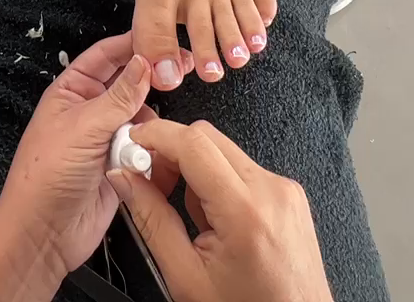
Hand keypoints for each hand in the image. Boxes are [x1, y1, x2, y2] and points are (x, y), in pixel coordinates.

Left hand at [0, 34, 154, 272]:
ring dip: (148, 122)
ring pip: (142, 116)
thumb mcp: (83, 127)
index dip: (132, 44)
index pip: (106, 55)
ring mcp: (106, 137)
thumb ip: (119, 96)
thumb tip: (142, 63)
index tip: (161, 39)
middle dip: (149, 81)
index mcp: (72, 90)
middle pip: (128, 83)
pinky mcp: (121, 164)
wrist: (44, 235)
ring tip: (145, 134)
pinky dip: (150, 149)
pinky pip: (145, 147)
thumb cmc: (44, 177)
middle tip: (176, 73)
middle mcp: (91, 110)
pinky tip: (147, 156)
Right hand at [109, 120, 333, 301]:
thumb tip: (124, 179)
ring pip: (222, 148)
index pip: (192, 143)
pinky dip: (218, 179)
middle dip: (171, 152)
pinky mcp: (290, 194)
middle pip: (206, 137)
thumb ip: (151, 221)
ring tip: (192, 217)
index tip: (132, 142)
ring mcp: (285, 190)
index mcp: (246, 213)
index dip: (156, 135)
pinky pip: (242, 166)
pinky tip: (216, 219)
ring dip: (194, 167)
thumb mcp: (187, 279)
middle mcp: (271, 191)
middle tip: (152, 182)